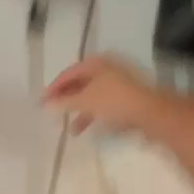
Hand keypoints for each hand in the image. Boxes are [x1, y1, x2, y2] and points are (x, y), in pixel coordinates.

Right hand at [44, 56, 179, 136]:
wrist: (151, 112)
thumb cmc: (115, 101)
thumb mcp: (86, 101)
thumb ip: (65, 102)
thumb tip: (46, 104)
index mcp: (96, 64)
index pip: (69, 72)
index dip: (54, 87)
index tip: (41, 102)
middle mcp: (107, 69)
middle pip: (81, 83)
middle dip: (67, 99)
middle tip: (54, 113)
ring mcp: (119, 83)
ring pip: (94, 96)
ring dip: (81, 111)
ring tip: (72, 129)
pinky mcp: (128, 98)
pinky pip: (106, 105)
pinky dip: (95, 115)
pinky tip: (91, 129)